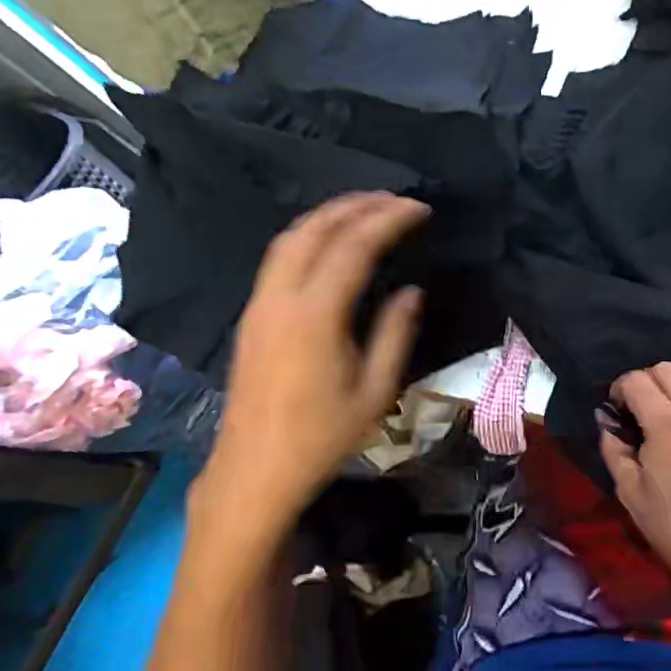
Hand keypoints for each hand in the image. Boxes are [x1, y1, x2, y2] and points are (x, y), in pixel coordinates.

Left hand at [202, 192, 428, 528]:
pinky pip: (278, 258)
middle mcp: (281, 298)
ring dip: (328, 215)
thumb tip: (410, 292)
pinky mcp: (251, 316)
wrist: (254, 470)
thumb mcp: (375, 392)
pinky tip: (329, 243)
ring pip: (290, 238)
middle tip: (394, 199)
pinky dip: (308, 236)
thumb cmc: (321, 438)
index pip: (354, 246)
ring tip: (365, 209)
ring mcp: (259, 305)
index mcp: (315, 315)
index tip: (419, 208)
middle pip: (315, 229)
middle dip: (356, 205)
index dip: (389, 220)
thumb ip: (395, 334)